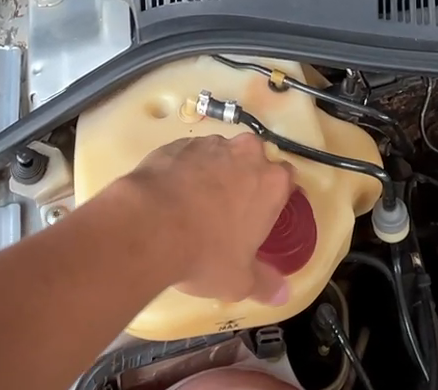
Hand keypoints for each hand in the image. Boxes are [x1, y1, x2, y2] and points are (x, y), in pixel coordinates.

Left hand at [108, 134, 296, 304]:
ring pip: (221, 154)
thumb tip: (282, 295)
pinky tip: (173, 194)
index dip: (277, 195)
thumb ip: (265, 283)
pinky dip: (187, 169)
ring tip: (197, 203)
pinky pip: (191, 154)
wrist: (150, 225)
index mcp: (271, 183)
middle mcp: (246, 154)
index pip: (288, 178)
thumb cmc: (205, 254)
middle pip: (254, 159)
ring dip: (215, 171)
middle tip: (231, 208)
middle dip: (246, 177)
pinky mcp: (179, 143)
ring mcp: (211, 145)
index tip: (265, 212)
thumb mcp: (239, 281)